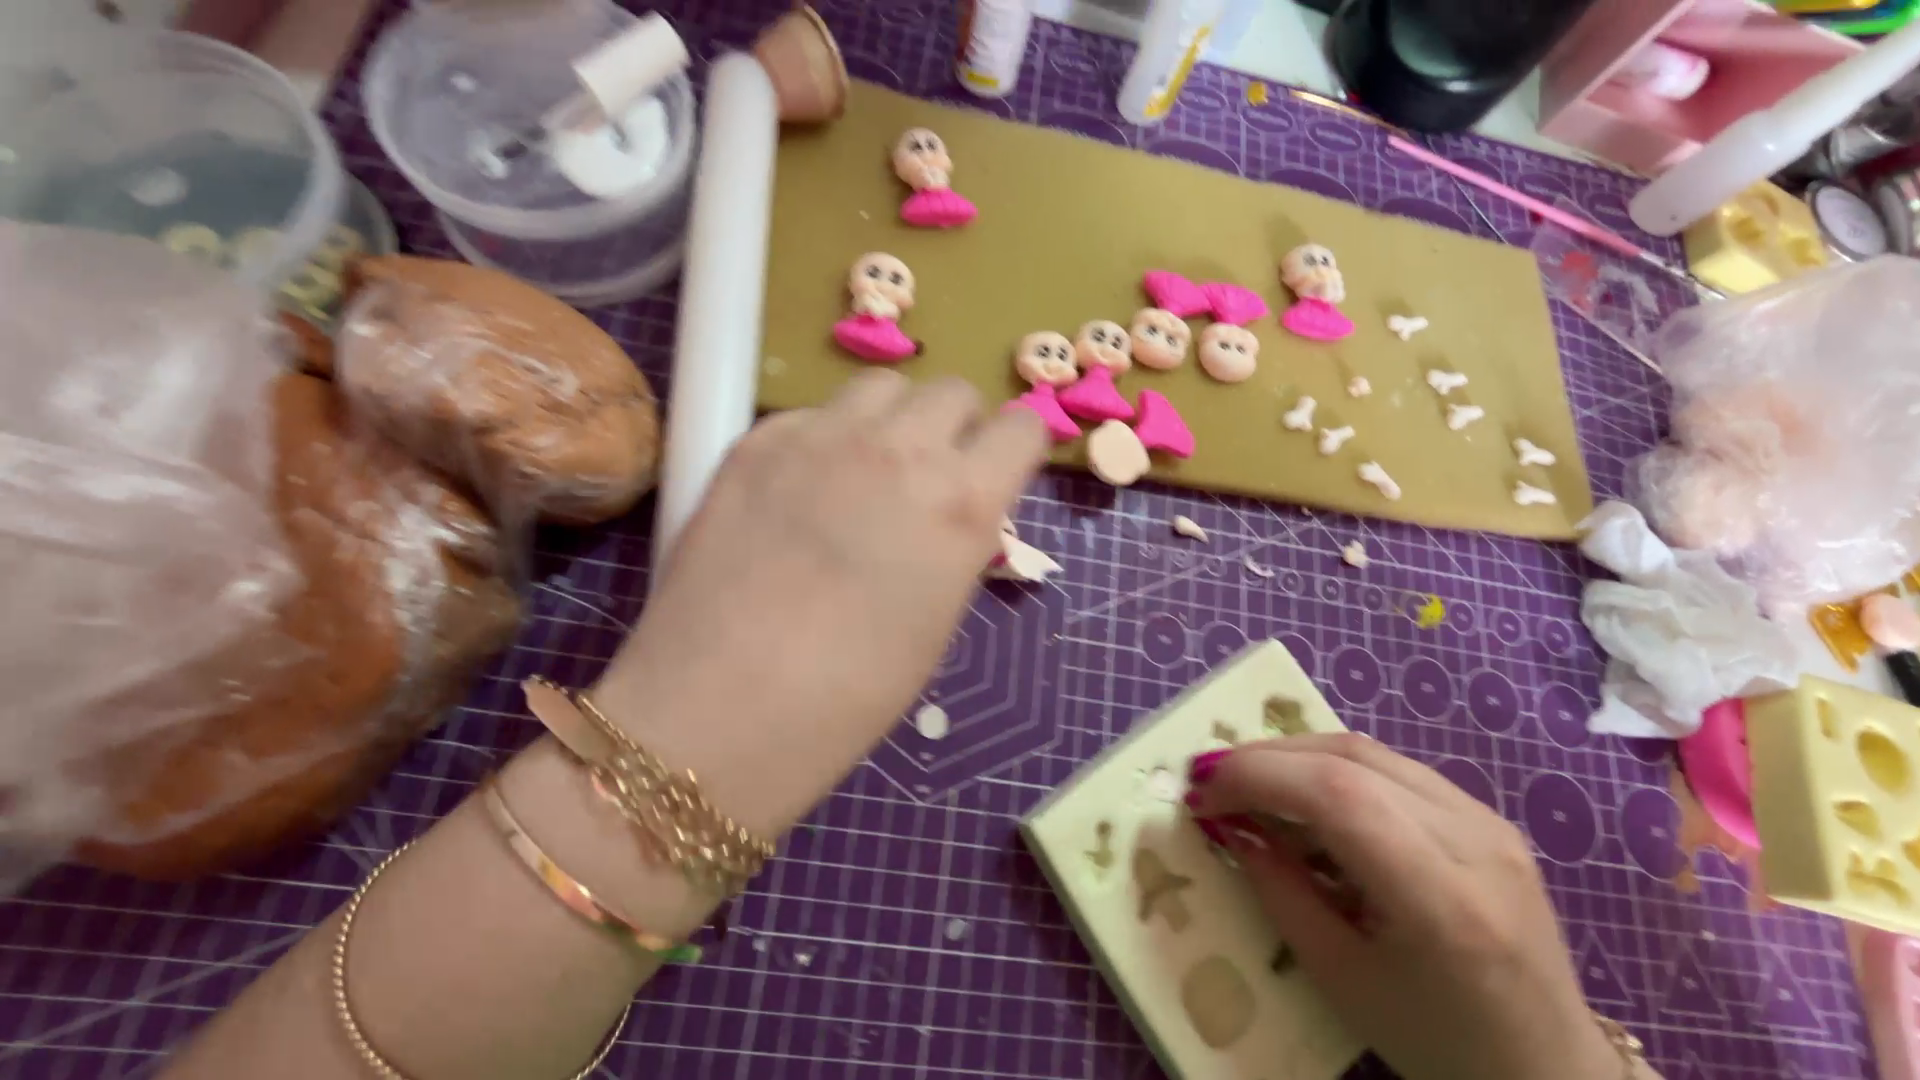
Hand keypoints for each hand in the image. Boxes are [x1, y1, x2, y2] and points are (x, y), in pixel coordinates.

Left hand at [593, 371, 1046, 835]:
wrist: (720, 709)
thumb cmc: (849, 696)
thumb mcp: (936, 624)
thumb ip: (955, 548)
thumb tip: (951, 518)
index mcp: (962, 504)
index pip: (1021, 429)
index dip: (1012, 451)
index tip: (995, 474)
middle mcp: (901, 450)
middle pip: (952, 391)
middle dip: (954, 428)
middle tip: (927, 477)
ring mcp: (822, 436)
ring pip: (881, 386)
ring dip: (891, 418)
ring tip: (865, 470)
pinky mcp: (756, 441)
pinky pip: (811, 415)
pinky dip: (822, 439)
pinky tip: (797, 492)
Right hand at [1186, 735, 1622, 1079]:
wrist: (1551, 1070)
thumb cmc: (1436, 1043)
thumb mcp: (1339, 977)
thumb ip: (1280, 890)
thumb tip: (1229, 825)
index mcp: (1442, 899)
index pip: (1338, 795)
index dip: (1256, 778)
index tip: (1200, 794)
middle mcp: (1475, 840)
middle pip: (1350, 757)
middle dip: (1265, 758)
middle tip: (1209, 779)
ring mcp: (1489, 820)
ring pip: (1369, 751)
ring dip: (1295, 755)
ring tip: (1246, 782)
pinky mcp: (1488, 817)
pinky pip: (1393, 769)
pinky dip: (1333, 768)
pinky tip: (1303, 796)